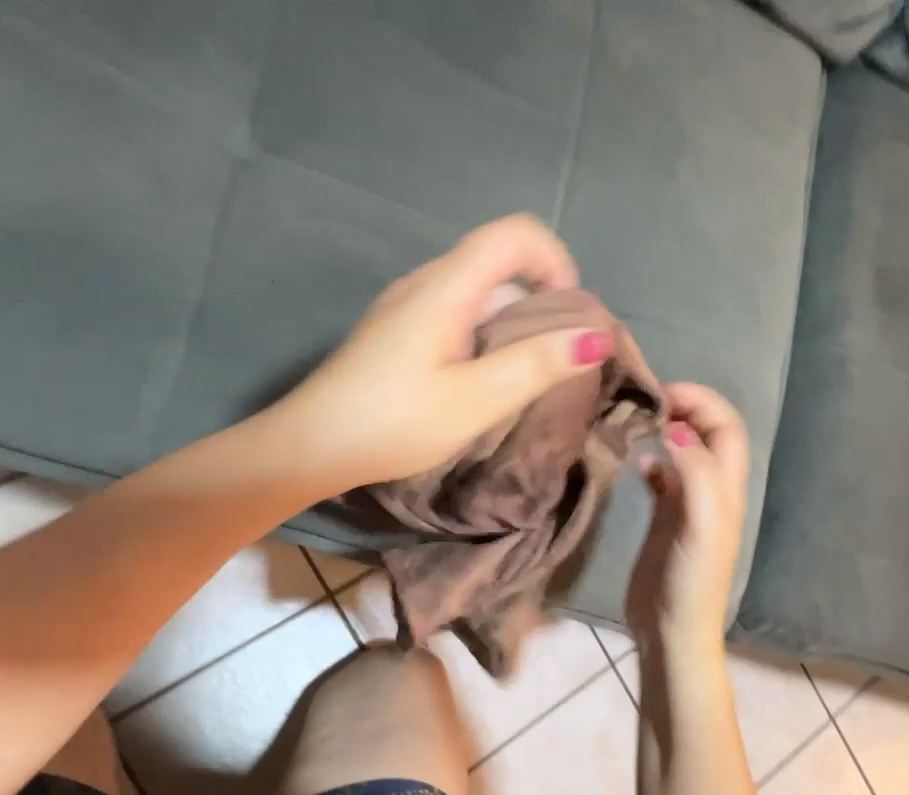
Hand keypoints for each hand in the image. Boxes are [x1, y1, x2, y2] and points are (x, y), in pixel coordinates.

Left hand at [269, 215, 614, 492]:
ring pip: (477, 294)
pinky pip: (454, 316)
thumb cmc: (395, 422)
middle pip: (499, 265)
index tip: (567, 319)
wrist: (311, 446)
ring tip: (520, 381)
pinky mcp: (395, 332)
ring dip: (511, 326)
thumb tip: (596, 337)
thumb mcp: (475, 400)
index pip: (515, 234)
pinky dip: (482, 339)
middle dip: (540, 303)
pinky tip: (478, 385)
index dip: (556, 261)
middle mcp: (425, 283)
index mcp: (446, 287)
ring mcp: (405, 307)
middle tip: (553, 363)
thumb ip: (536, 365)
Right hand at [627, 383, 750, 645]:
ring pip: (682, 451)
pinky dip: (650, 459)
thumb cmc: (690, 579)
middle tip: (642, 400)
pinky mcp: (664, 518)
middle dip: (681, 407)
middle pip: (706, 432)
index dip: (701, 401)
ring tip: (633, 418)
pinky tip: (631, 458)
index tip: (661, 391)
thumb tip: (673, 428)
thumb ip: (693, 473)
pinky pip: (661, 476)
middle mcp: (711, 489)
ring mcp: (687, 503)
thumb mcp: (701, 523)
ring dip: (664, 429)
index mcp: (727, 487)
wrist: (672, 630)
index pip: (725, 426)